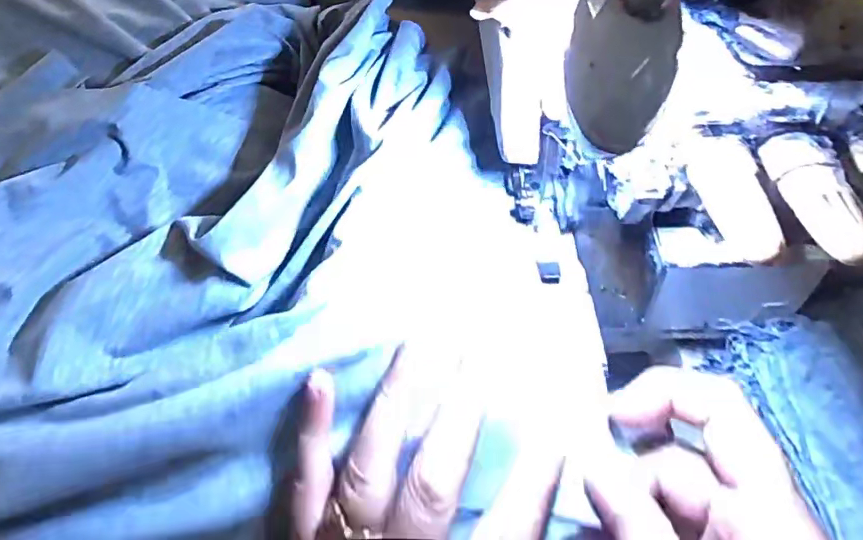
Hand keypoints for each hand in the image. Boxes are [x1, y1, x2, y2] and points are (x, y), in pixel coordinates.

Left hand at [291, 346, 564, 539]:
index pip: (505, 532)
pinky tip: (318, 379)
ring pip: (367, 470)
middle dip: (459, 414)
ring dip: (394, 400)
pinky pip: (300, 488)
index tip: (559, 431)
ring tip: (419, 342)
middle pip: (430, 486)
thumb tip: (562, 494)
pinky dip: (310, 433)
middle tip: (481, 351)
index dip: (534, 483)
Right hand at [584, 367, 826, 539]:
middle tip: (575, 487)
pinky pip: (676, 527)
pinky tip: (606, 531)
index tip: (608, 413)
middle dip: (625, 468)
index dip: (662, 392)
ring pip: (670, 497)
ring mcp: (742, 531)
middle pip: (679, 458)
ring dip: (624, 501)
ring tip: (581, 516)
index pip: (717, 403)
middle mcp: (754, 504)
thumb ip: (642, 520)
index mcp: (766, 497)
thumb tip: (591, 463)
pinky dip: (640, 526)